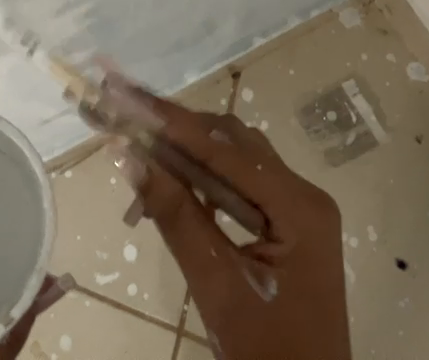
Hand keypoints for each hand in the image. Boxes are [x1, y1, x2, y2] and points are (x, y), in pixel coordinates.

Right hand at [121, 92, 351, 359]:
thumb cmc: (266, 349)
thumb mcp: (216, 283)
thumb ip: (176, 215)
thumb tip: (128, 155)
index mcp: (298, 206)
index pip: (222, 148)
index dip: (169, 120)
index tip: (125, 94)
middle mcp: (304, 194)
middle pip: (231, 142)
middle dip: (175, 127)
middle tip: (124, 114)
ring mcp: (299, 208)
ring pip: (234, 157)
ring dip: (186, 151)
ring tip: (138, 141)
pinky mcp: (288, 223)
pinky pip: (240, 184)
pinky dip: (203, 177)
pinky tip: (171, 180)